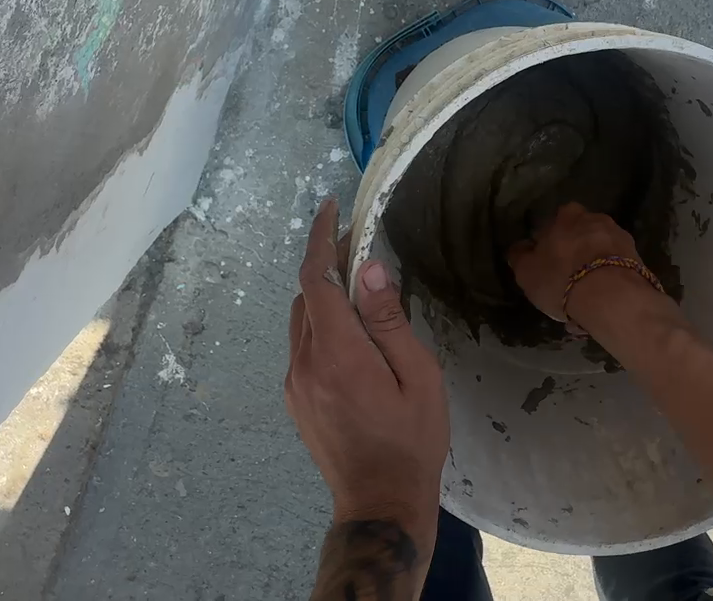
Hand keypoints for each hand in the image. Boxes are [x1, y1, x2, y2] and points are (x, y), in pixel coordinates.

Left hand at [284, 197, 448, 541]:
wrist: (379, 505)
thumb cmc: (411, 440)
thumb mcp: (418, 377)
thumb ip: (389, 321)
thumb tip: (368, 268)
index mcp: (336, 353)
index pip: (315, 279)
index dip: (321, 238)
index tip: (331, 207)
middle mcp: (303, 362)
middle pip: (305, 294)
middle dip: (327, 262)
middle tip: (360, 243)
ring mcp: (294, 382)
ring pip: (301, 318)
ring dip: (323, 292)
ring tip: (358, 282)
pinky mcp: (295, 397)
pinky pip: (303, 343)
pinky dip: (321, 320)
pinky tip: (351, 329)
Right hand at [505, 202, 645, 325]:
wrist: (613, 298)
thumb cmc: (561, 278)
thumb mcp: (526, 271)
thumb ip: (519, 256)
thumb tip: (519, 248)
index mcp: (567, 215)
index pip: (552, 225)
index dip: (547, 246)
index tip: (545, 266)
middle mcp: (596, 218)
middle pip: (579, 238)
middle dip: (573, 256)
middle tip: (565, 284)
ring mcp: (621, 238)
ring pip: (599, 255)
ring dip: (592, 272)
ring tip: (584, 303)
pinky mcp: (640, 260)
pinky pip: (616, 271)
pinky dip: (608, 284)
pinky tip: (601, 306)